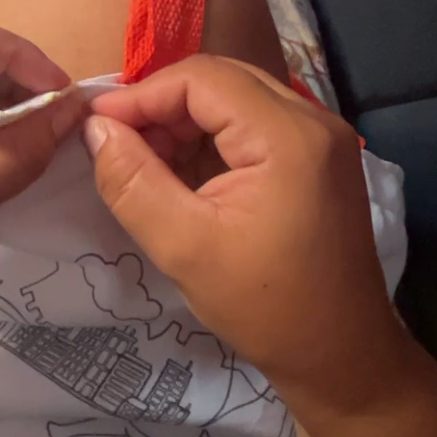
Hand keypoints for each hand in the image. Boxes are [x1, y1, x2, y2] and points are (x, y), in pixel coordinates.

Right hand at [85, 56, 406, 408]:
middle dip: (160, 106)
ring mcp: (318, 138)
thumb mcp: (184, 247)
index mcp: (287, 136)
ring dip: (181, 122)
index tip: (95, 125)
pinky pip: (249, 125)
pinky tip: (179, 173)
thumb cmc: (265, 307)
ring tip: (143, 162)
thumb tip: (94, 128)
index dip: (141, 96)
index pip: (201, 79)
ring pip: (232, 99)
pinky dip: (206, 139)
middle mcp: (312, 121)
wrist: (342, 357)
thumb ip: (132, 182)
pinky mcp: (314, 158)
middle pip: (219, 80)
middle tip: (116, 143)